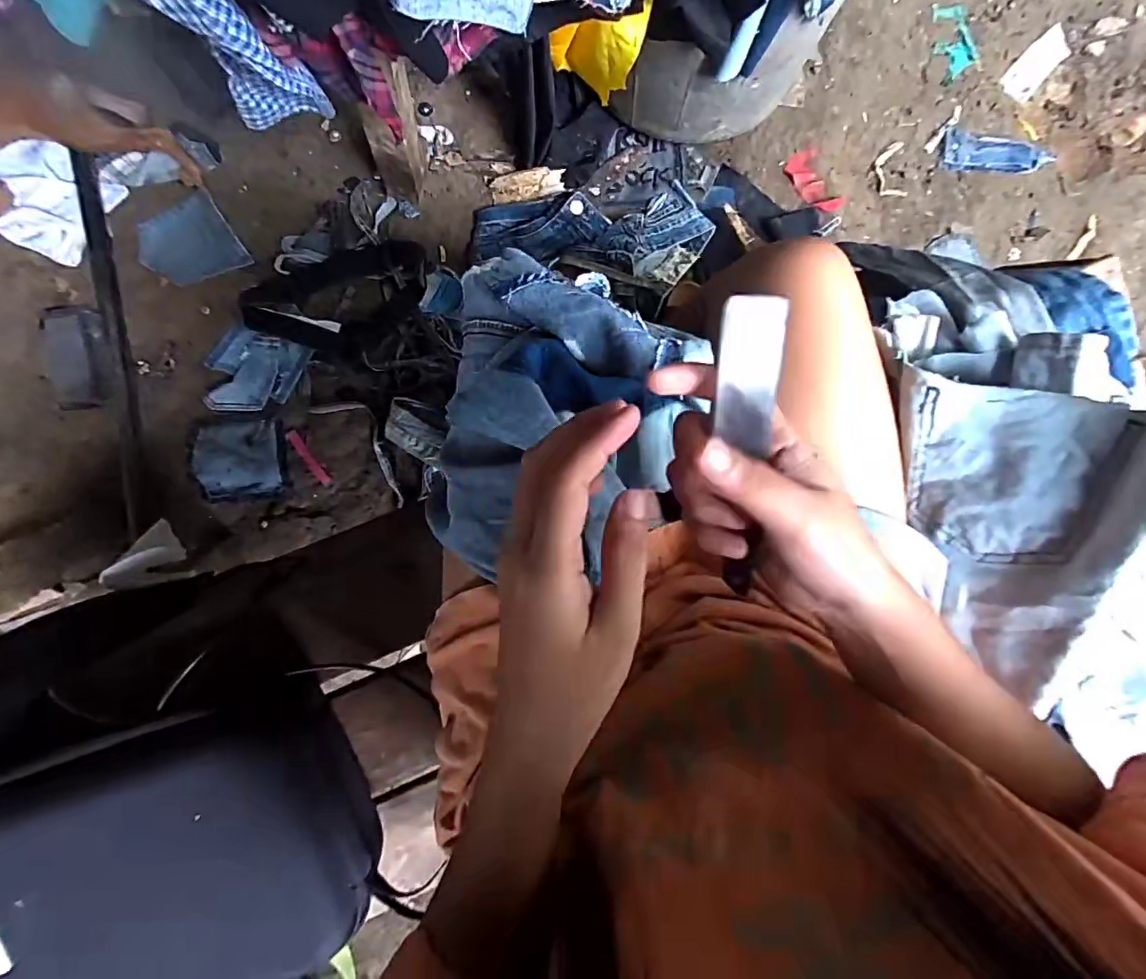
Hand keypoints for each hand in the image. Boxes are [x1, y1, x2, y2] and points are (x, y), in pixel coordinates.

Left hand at [492, 400, 658, 781]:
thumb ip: (626, 556)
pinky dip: (562, 472)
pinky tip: (592, 472)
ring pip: (531, 479)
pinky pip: (534, 500)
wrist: (530, 736)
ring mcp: (510, 553)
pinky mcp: (516, 562)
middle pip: (539, 467)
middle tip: (624, 409)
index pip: (565, 479)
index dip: (596, 438)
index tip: (631, 412)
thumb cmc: (581, 691)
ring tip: (612, 427)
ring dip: (568, 445)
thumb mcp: (619, 628)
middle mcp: (517, 548)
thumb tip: (634, 493)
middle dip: (578, 428)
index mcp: (545, 564)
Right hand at [648, 363, 922, 627]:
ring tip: (746, 536)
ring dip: (708, 515)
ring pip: (687, 483)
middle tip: (736, 510)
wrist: (841, 605)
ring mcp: (734, 491)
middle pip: (692, 444)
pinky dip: (709, 537)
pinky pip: (690, 516)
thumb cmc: (838, 550)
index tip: (656, 384)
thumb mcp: (798, 514)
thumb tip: (699, 447)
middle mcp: (749, 458)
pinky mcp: (724, 522)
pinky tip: (741, 552)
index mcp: (776, 440)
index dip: (693, 380)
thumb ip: (748, 481)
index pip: (730, 395)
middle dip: (702, 482)